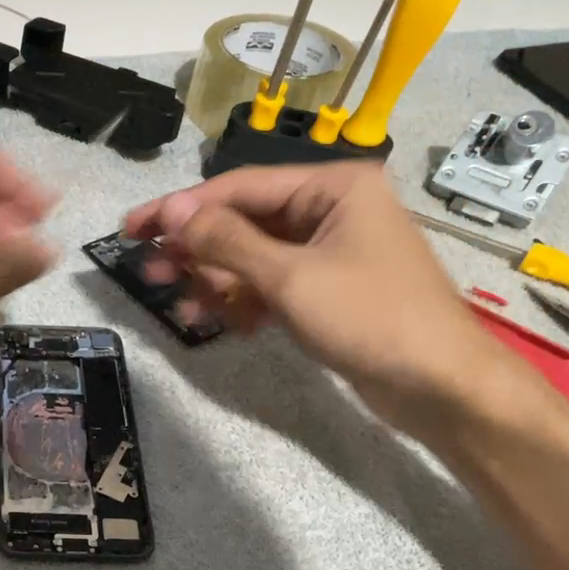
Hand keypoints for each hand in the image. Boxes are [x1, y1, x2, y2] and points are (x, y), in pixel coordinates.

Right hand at [124, 163, 515, 431]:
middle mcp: (329, 209)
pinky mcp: (325, 289)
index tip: (131, 228)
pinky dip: (243, 302)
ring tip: (182, 308)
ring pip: (252, 257)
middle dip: (196, 250)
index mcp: (331, 187)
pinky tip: (222, 323)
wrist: (437, 383)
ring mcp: (328, 251)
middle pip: (243, 221)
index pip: (238, 188)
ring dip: (215, 282)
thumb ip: (228, 242)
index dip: (181, 208)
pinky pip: (270, 284)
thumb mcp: (291, 277)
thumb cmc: (371, 317)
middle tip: (149, 274)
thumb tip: (173, 212)